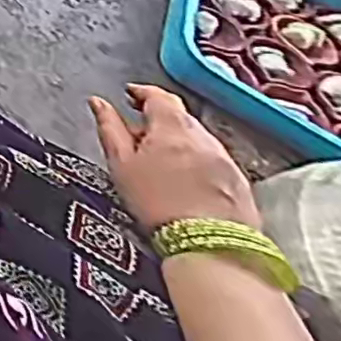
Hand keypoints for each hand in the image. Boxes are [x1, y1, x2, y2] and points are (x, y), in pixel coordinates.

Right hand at [89, 83, 259, 232]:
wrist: (211, 248)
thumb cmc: (157, 203)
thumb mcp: (121, 162)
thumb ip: (109, 127)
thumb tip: (98, 102)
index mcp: (173, 129)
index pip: (160, 96)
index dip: (142, 92)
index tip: (129, 95)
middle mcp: (205, 139)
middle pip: (181, 117)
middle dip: (159, 118)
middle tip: (138, 133)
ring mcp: (227, 161)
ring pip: (198, 138)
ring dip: (178, 139)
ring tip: (159, 159)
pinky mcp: (241, 183)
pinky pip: (213, 159)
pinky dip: (196, 159)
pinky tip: (184, 178)